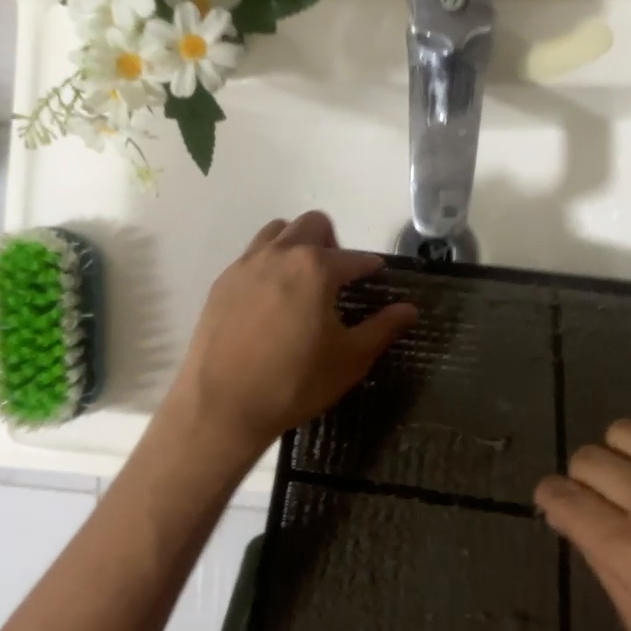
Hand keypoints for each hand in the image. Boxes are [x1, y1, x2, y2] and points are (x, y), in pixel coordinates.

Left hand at [174, 212, 416, 453]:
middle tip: (336, 278)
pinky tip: (270, 299)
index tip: (376, 278)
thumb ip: (382, 328)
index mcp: (316, 268)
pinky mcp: (222, 281)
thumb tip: (409, 309)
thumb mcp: (349, 360)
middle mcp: (281, 254)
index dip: (370, 268)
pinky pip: (251, 255)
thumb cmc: (294, 384)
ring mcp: (246, 264)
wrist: (222, 405)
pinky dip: (268, 264)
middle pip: (313, 224)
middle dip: (331, 243)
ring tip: (301, 280)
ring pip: (277, 231)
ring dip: (295, 244)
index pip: (355, 258)